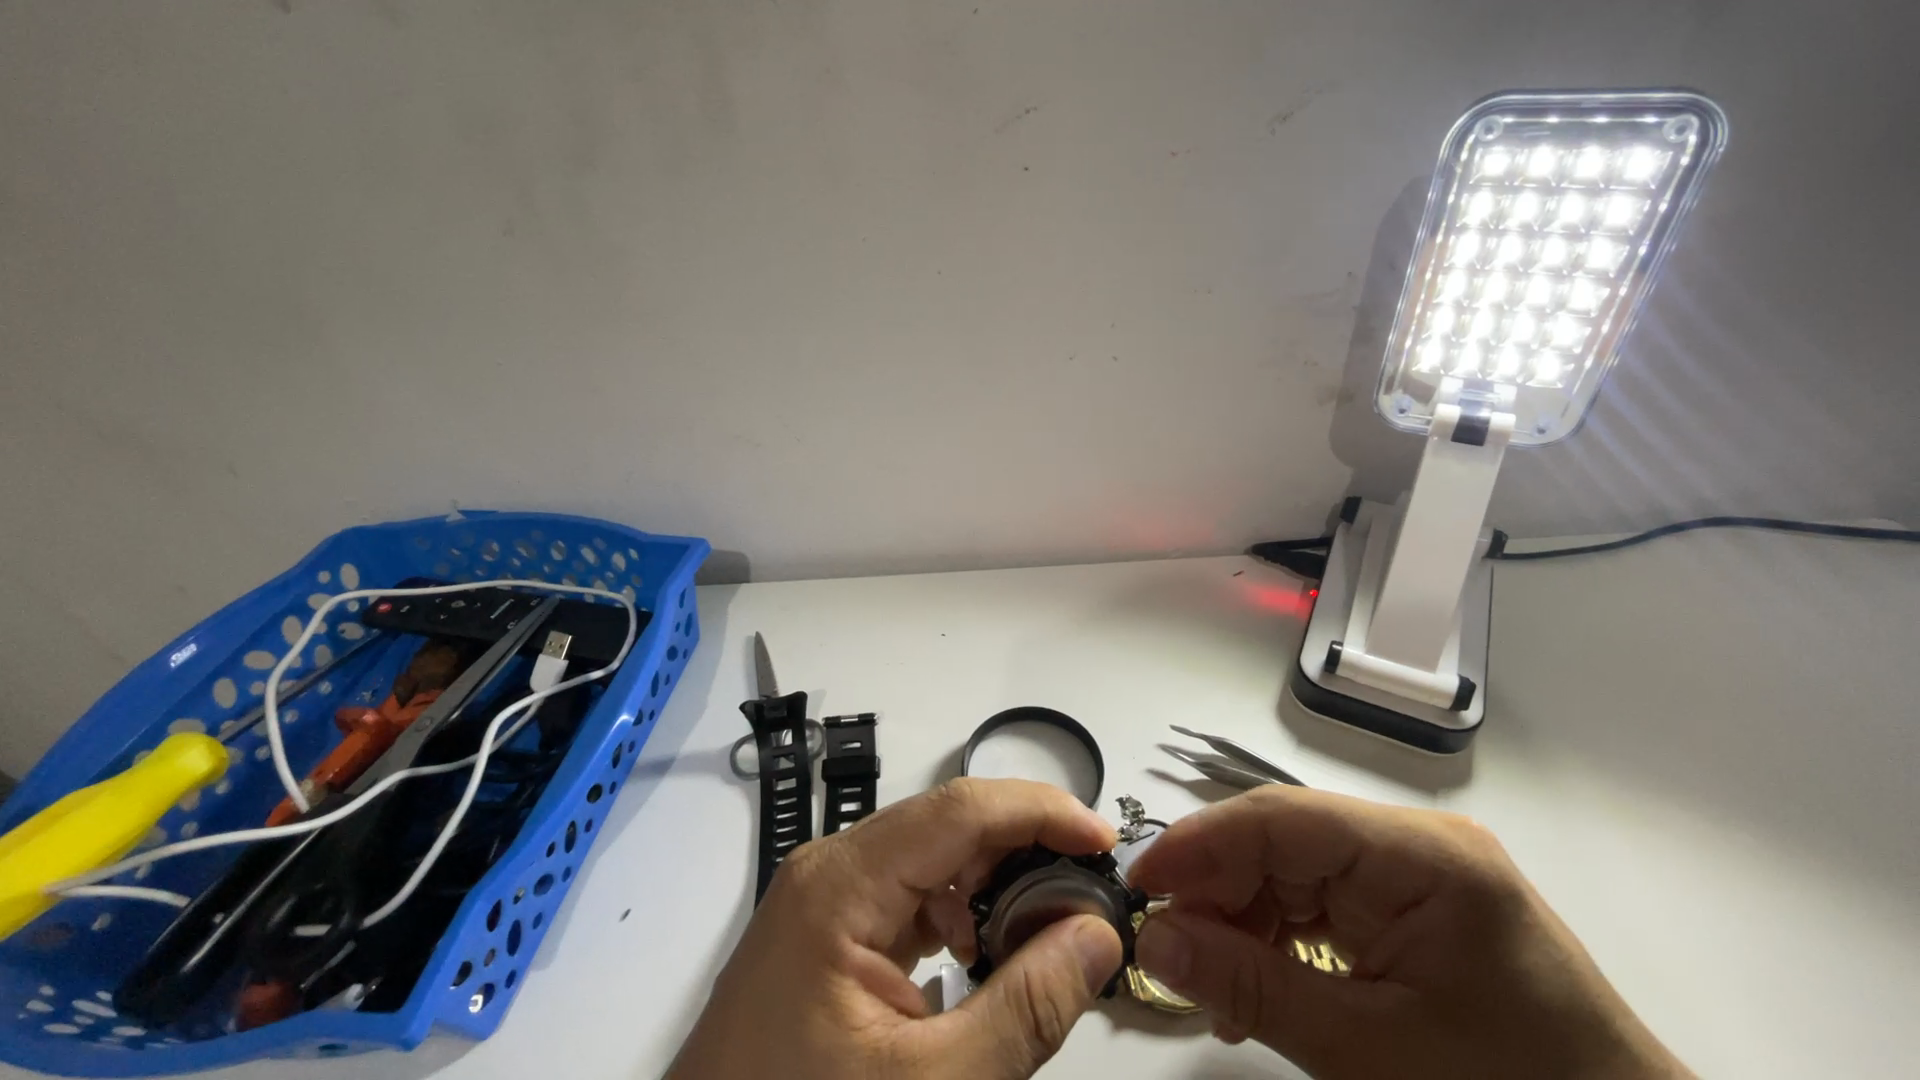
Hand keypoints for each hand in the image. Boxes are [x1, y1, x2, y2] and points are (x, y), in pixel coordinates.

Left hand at [667, 778, 1124, 1079]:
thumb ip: (1023, 1008)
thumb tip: (1098, 933)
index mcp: (841, 884)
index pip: (958, 810)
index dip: (1040, 811)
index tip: (1105, 841)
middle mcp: (832, 870)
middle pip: (948, 828)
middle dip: (1025, 850)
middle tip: (1089, 896)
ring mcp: (828, 898)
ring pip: (934, 860)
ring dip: (997, 886)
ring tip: (1048, 931)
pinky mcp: (833, 929)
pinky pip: (912, 897)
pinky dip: (963, 916)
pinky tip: (989, 956)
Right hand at [1128, 786, 1689, 1079]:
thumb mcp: (1364, 1051)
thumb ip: (1249, 987)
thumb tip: (1151, 941)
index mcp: (1424, 857)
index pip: (1283, 818)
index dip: (1200, 844)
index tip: (1140, 887)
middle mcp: (1418, 845)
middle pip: (1284, 840)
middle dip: (1218, 891)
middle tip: (1168, 950)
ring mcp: (1417, 873)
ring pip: (1292, 870)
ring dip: (1242, 920)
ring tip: (1211, 985)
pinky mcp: (1412, 906)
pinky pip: (1321, 902)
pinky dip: (1278, 939)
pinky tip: (1254, 986)